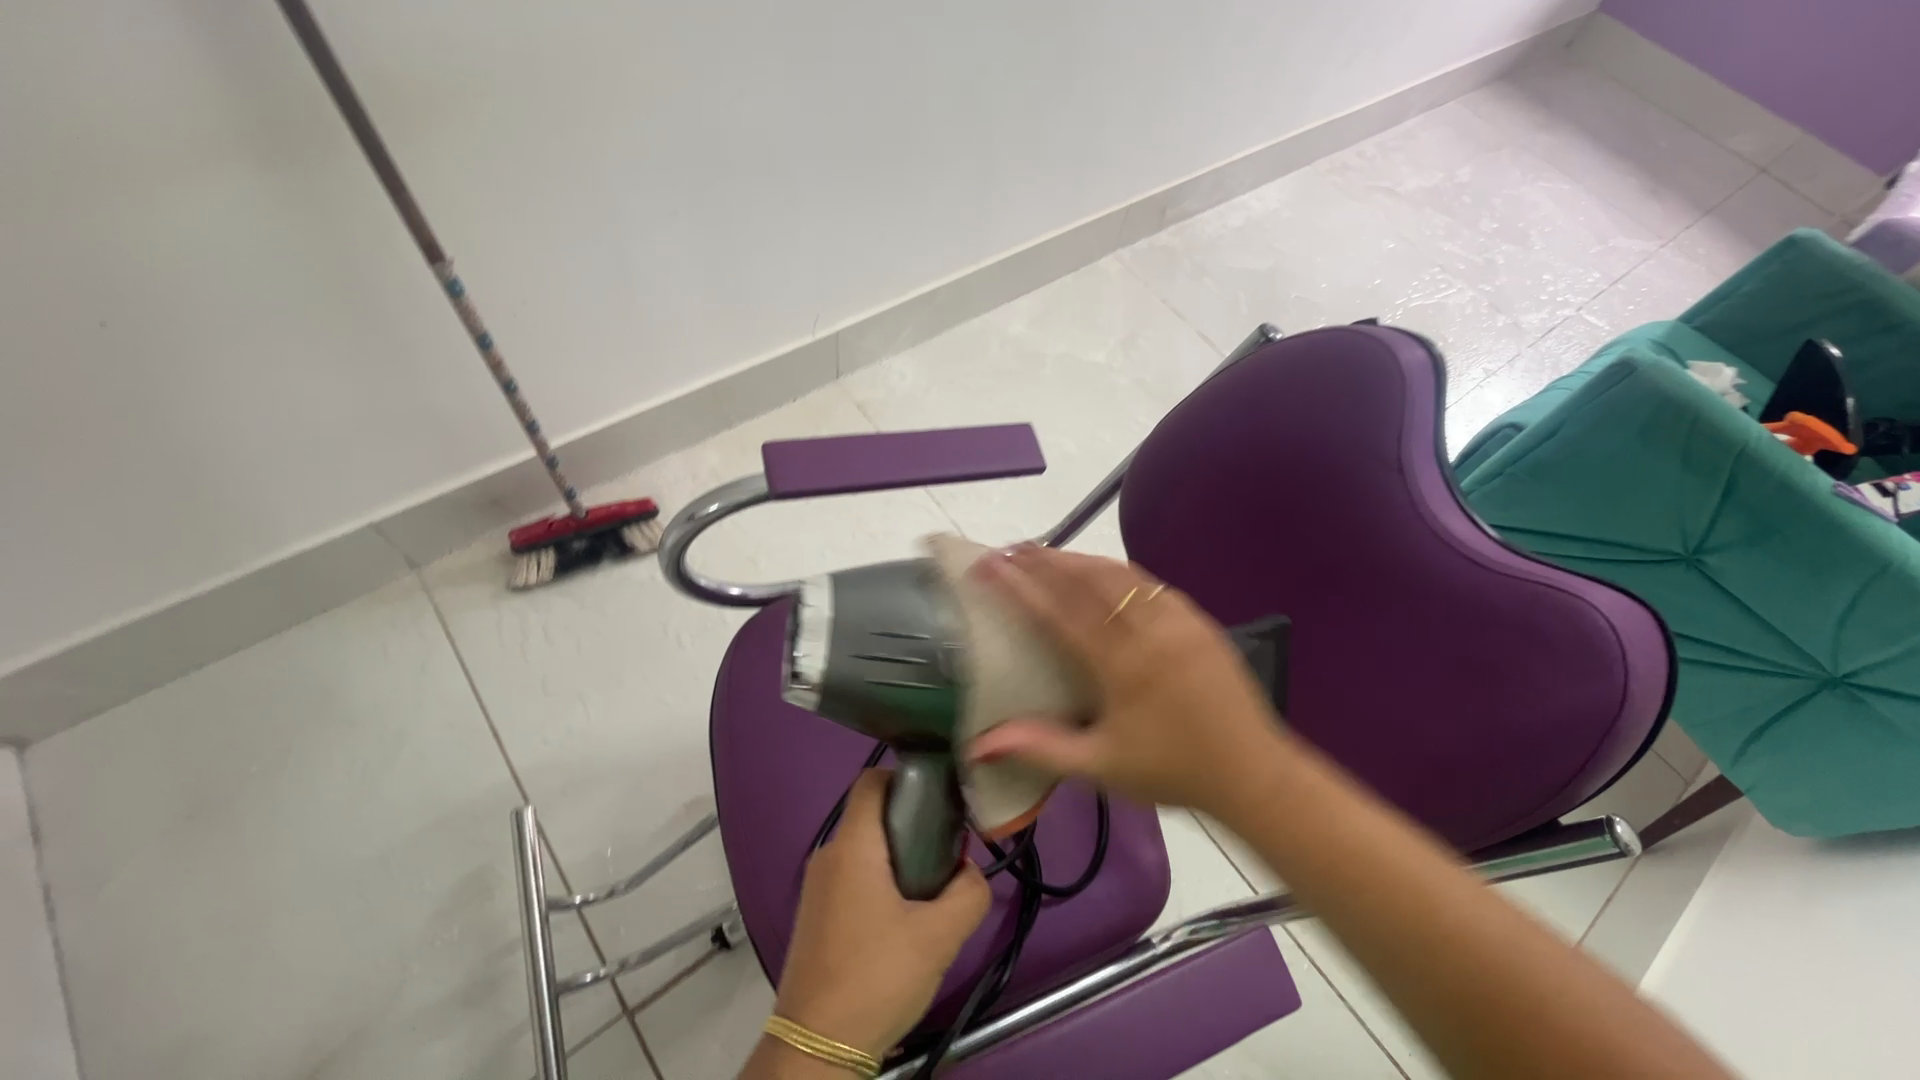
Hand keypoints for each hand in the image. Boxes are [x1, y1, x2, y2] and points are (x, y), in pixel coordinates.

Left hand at [773, 769, 991, 1059]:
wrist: (817, 1046)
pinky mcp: (817, 916)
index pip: (871, 779)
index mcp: (852, 847)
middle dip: (915, 825)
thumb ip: (969, 892)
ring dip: (902, 859)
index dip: (907, 777)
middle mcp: (828, 856)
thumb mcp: (940, 936)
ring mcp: (818, 888)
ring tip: (935, 891)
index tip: (942, 798)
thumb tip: (970, 871)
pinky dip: (883, 884)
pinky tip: (908, 920)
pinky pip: (855, 879)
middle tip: (951, 852)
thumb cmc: (877, 976)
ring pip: (866, 851)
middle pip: (873, 816)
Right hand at [967, 545, 1284, 817]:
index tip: (988, 565)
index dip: (1020, 586)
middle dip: (1046, 560)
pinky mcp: (1199, 621)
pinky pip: (1151, 584)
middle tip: (1011, 549)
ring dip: (1081, 559)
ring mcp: (1179, 620)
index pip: (1060, 612)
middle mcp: (1149, 630)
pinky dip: (1117, 572)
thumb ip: (1041, 748)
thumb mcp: (1102, 767)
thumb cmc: (1172, 771)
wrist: (1253, 772)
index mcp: (1122, 664)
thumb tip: (978, 745)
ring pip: (1122, 575)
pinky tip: (1105, 574)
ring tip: (1048, 554)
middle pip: (1089, 579)